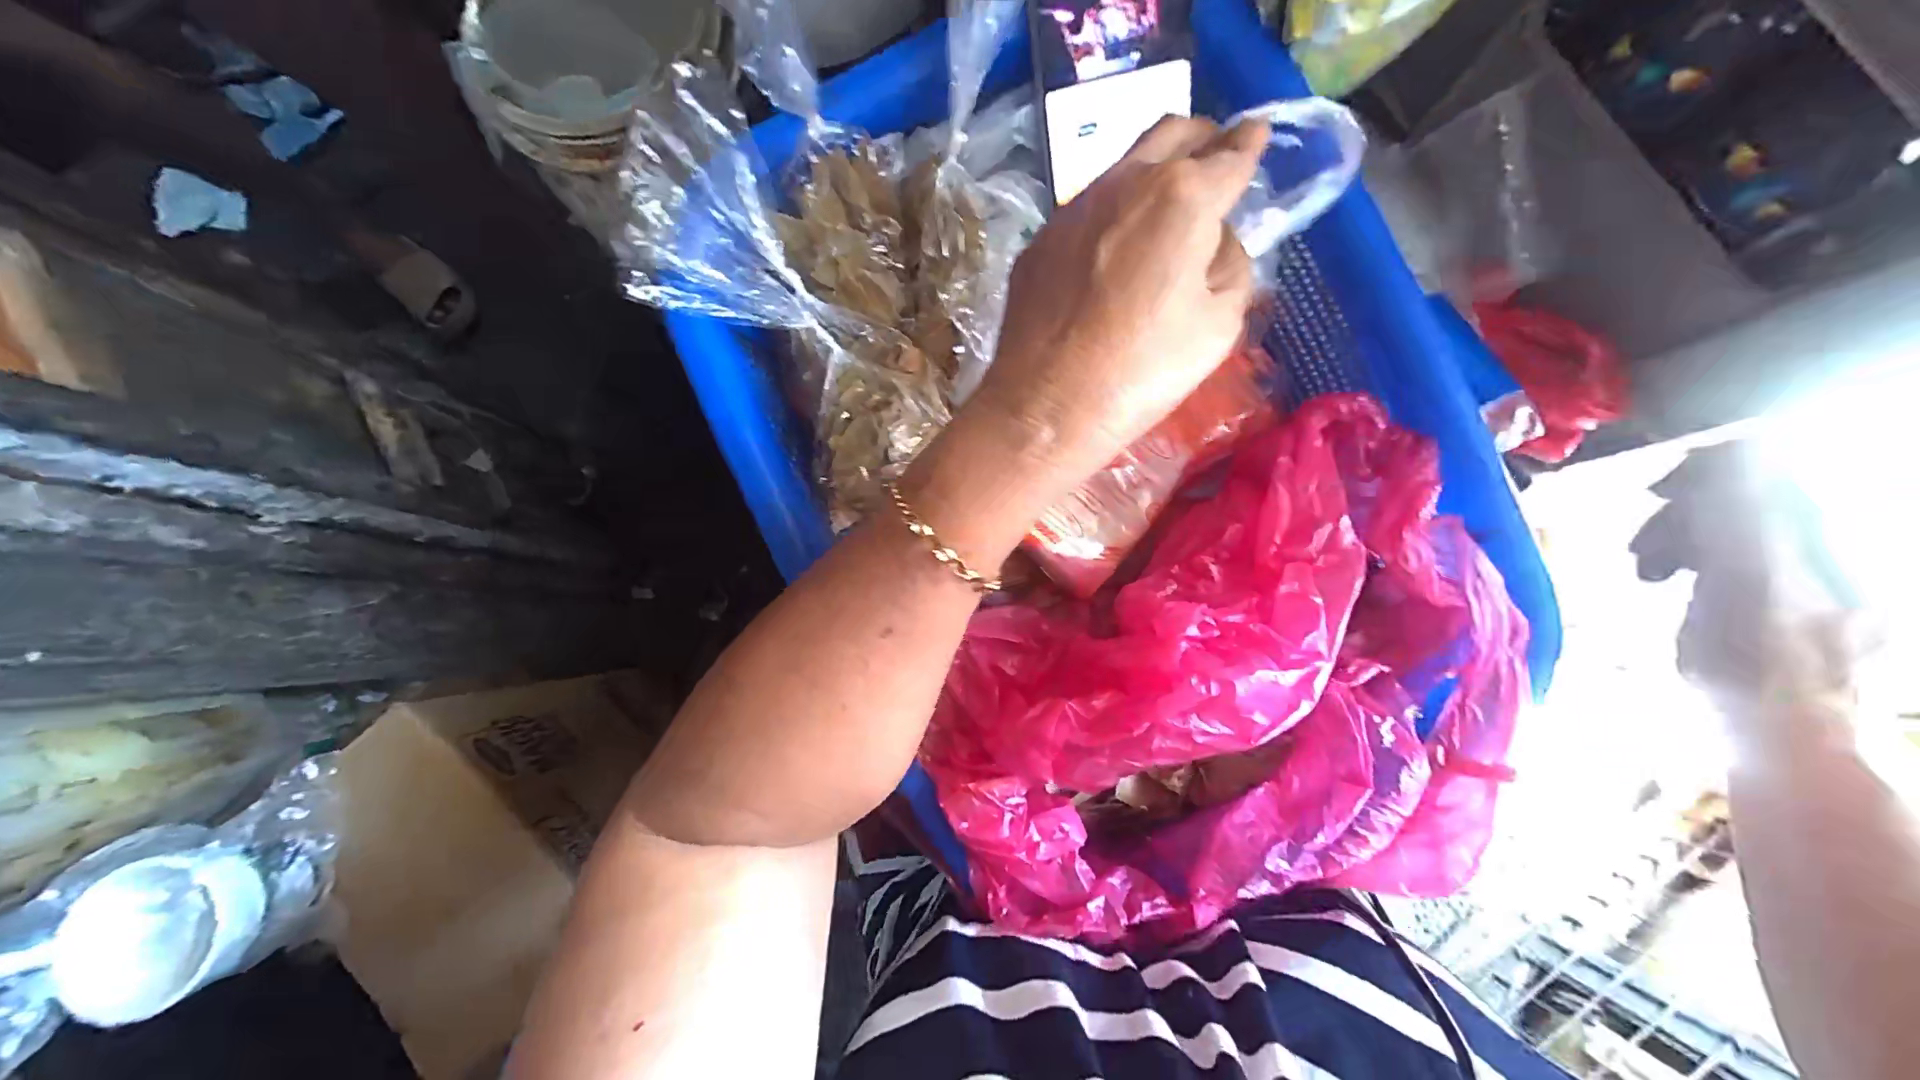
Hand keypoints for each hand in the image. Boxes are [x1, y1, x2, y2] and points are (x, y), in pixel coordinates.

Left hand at [900, 115, 1267, 565]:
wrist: (1045, 406)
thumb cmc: (1143, 371)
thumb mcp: (1220, 323)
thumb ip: (1231, 264)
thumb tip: (1215, 238)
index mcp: (1183, 197)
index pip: (1231, 153)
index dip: (1251, 144)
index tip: (1258, 135)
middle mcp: (1125, 184)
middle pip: (1173, 133)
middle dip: (1203, 137)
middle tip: (1214, 158)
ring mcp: (1073, 209)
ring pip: (1124, 165)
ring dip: (1153, 168)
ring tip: (1165, 200)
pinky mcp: (1040, 241)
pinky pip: (1087, 208)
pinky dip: (1112, 211)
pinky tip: (1112, 246)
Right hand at [1632, 441, 1866, 716]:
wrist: (1782, 745)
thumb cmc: (1758, 671)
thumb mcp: (1746, 585)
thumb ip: (1744, 517)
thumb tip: (1740, 451)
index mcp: (1829, 550)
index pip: (1775, 480)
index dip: (1714, 473)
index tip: (1656, 491)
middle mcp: (1833, 560)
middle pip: (1753, 506)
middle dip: (1686, 517)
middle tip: (1639, 551)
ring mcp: (1814, 588)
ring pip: (1739, 535)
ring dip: (1682, 544)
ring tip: (1647, 574)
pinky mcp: (1788, 611)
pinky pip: (1737, 564)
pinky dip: (1697, 567)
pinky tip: (1674, 588)